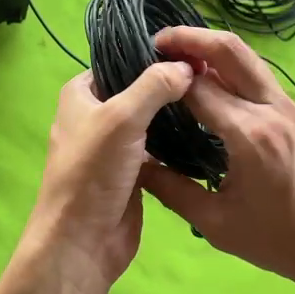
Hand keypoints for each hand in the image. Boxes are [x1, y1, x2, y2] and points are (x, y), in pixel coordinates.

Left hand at [20, 63, 194, 293]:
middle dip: (169, 84)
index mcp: (81, 93)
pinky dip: (178, 142)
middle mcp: (96, 114)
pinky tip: (207, 131)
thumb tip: (188, 65)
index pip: (119, 61)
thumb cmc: (92, 171)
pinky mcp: (133, 172)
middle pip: (138, 89)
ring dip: (176, 114)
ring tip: (214, 97)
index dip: (150, 54)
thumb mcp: (121, 118)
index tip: (189, 50)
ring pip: (151, 120)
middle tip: (210, 74)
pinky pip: (159, 148)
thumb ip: (154, 87)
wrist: (82, 243)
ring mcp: (115, 145)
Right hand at [139, 27, 294, 293]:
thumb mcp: (218, 225)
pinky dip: (230, 63)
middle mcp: (269, 109)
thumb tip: (137, 165)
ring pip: (246, 55)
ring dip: (211, 45)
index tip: (139, 73)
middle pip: (227, 49)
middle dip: (189, 36)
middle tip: (157, 41)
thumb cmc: (281, 243)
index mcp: (249, 135)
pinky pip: (258, 73)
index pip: (197, 86)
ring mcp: (288, 106)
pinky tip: (212, 79)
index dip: (165, 76)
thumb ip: (173, 191)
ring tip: (179, 53)